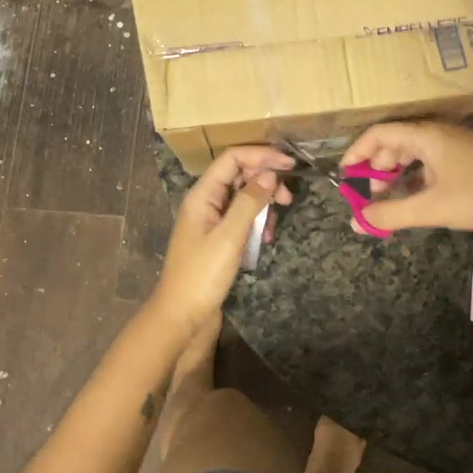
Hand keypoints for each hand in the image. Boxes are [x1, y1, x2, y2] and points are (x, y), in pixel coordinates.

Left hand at [149, 146, 293, 329]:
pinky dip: (256, 222)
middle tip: (288, 198)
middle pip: (239, 175)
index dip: (261, 155)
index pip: (232, 158)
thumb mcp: (229, 237)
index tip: (290, 165)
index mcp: (201, 195)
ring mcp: (211, 220)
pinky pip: (241, 218)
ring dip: (263, 204)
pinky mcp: (217, 238)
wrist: (182, 316)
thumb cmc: (202, 275)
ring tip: (274, 225)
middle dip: (265, 180)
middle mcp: (205, 202)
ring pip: (242, 197)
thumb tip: (269, 174)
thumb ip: (249, 202)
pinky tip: (264, 239)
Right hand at [340, 121, 472, 236]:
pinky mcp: (469, 157)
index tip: (345, 175)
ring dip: (397, 173)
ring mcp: (456, 144)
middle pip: (396, 141)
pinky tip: (418, 199)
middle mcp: (439, 133)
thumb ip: (391, 214)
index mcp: (427, 135)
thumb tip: (357, 220)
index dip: (358, 152)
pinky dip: (416, 177)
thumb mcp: (431, 208)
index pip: (380, 133)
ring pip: (415, 152)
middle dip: (377, 166)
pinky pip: (431, 161)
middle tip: (371, 194)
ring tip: (391, 198)